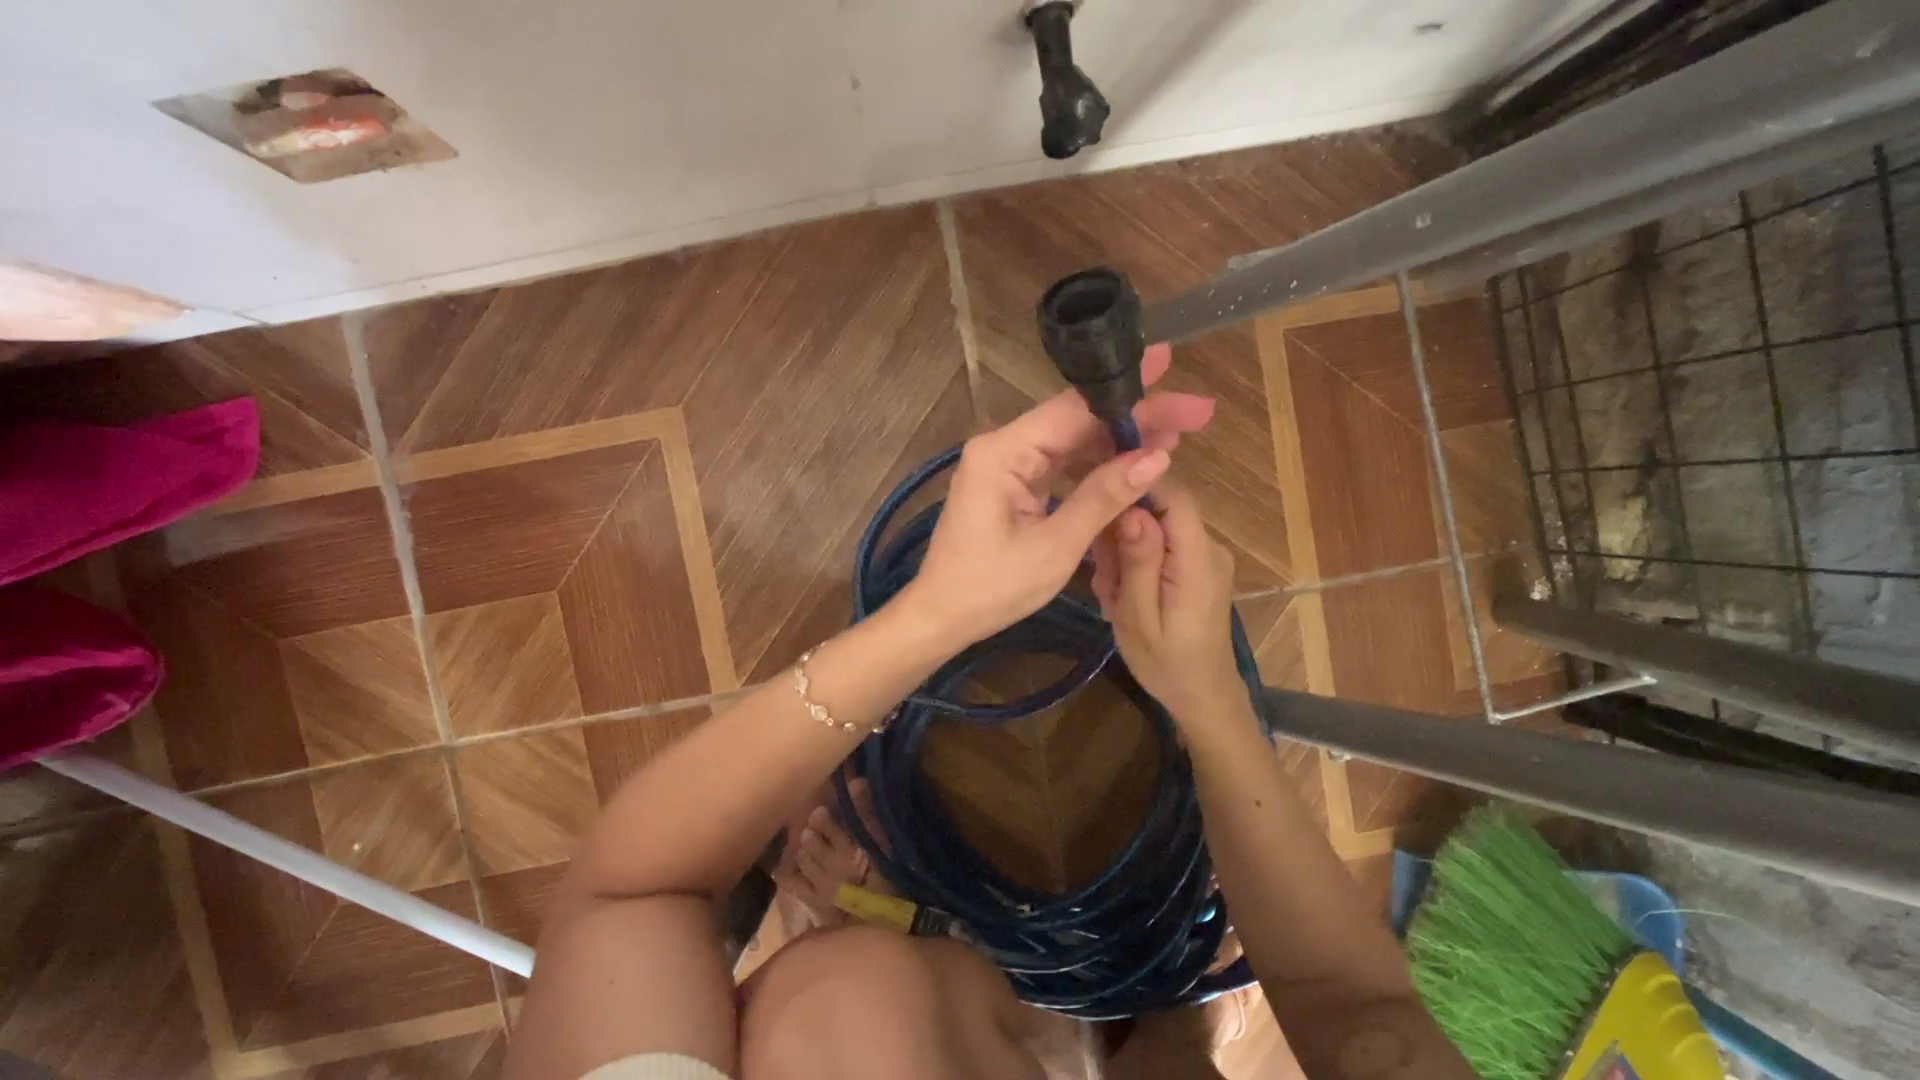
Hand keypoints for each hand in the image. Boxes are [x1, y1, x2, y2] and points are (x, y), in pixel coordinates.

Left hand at [900, 344, 1213, 648]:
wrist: (941, 617)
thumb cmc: (992, 588)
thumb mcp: (1055, 546)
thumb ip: (1104, 496)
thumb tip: (1157, 456)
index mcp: (1004, 452)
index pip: (1075, 408)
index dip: (1128, 389)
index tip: (1171, 362)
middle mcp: (1002, 446)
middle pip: (1077, 419)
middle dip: (1135, 415)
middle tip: (1194, 412)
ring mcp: (1005, 464)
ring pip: (1071, 440)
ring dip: (1118, 441)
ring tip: (1175, 436)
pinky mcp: (1010, 484)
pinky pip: (1059, 463)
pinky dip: (1095, 465)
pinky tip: (1132, 463)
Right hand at [1091, 481, 1245, 723]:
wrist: (1202, 696)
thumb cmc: (1166, 664)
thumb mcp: (1138, 618)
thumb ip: (1138, 562)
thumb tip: (1131, 510)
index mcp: (1198, 561)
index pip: (1174, 496)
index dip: (1136, 486)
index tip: (1096, 500)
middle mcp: (1210, 549)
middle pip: (1161, 512)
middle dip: (1122, 532)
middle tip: (1101, 576)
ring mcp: (1207, 557)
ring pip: (1157, 529)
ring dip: (1126, 553)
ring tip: (1112, 594)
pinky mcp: (1199, 567)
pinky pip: (1163, 547)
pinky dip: (1138, 564)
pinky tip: (1125, 596)